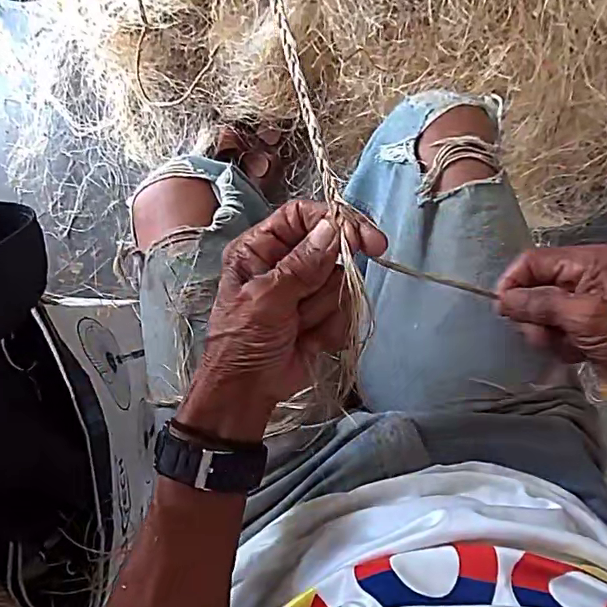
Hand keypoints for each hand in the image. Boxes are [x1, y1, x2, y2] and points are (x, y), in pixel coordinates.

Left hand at [178, 201, 387, 441]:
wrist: (247, 391)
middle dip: (324, 282)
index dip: (334, 221)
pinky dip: (330, 329)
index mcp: (259, 249)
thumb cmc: (242, 342)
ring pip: (341, 283)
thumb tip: (333, 228)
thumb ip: (301, 265)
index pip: (301, 216)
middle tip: (305, 306)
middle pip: (330, 250)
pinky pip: (345, 310)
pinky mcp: (322, 315)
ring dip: (322, 311)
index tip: (364, 239)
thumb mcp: (266, 299)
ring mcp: (305, 290)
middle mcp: (284, 263)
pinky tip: (307, 342)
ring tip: (297, 329)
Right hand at [494, 244, 606, 414]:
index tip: (503, 308)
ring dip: (544, 333)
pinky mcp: (578, 323)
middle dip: (532, 315)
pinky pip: (549, 329)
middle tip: (546, 333)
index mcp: (588, 261)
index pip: (532, 261)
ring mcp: (579, 301)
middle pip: (531, 288)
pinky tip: (575, 350)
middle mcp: (581, 276)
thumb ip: (539, 303)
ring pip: (536, 313)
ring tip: (566, 344)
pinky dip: (556, 343)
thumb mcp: (582, 315)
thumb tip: (503, 299)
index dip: (513, 282)